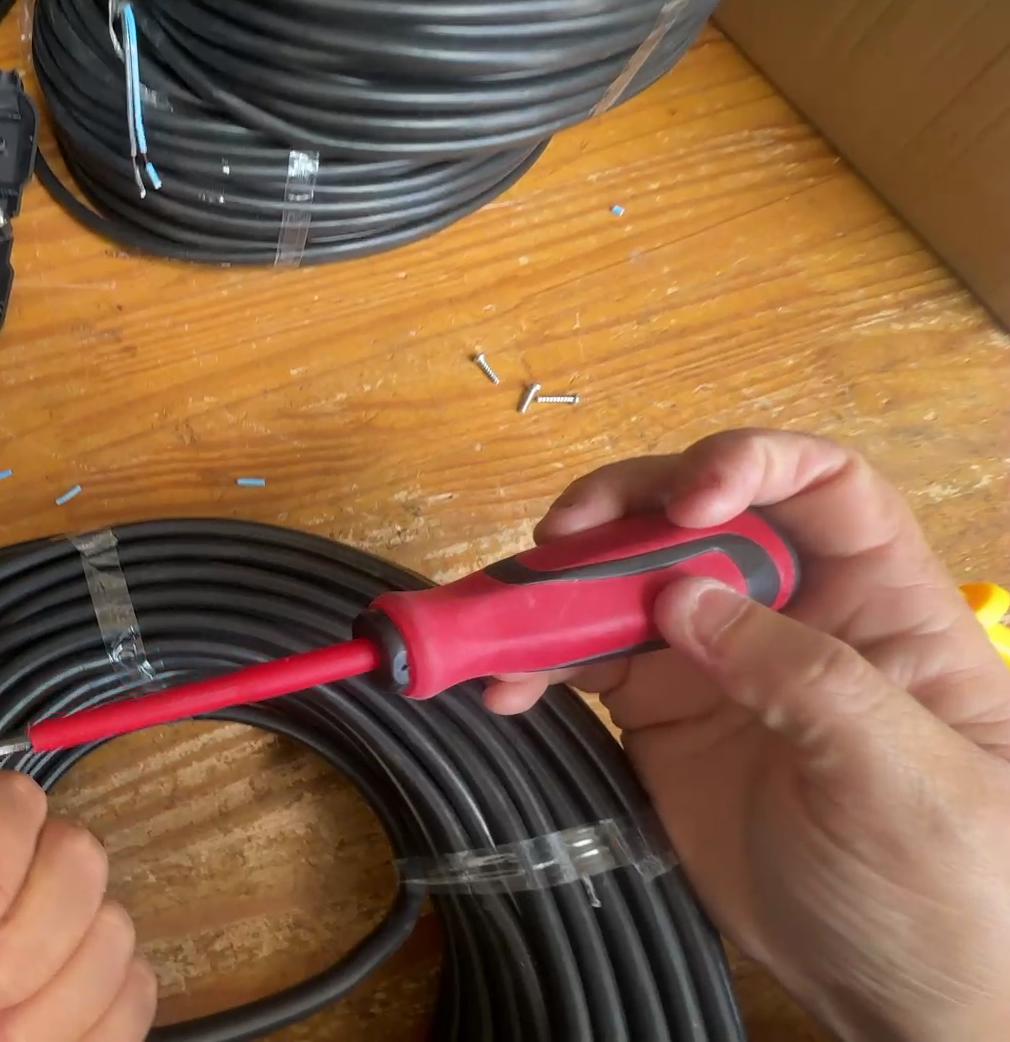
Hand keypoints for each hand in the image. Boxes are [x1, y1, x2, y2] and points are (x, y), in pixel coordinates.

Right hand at [486, 429, 1009, 1040]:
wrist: (878, 987)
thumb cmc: (951, 890)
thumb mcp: (911, 785)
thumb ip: (809, 679)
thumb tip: (680, 598)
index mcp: (875, 604)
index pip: (819, 487)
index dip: (745, 465)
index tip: (682, 502)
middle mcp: (778, 608)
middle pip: (684, 516)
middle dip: (613, 513)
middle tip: (556, 542)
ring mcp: (702, 653)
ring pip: (611, 581)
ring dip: (547, 594)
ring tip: (501, 629)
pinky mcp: (646, 698)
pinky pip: (573, 655)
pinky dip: (527, 662)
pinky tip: (504, 690)